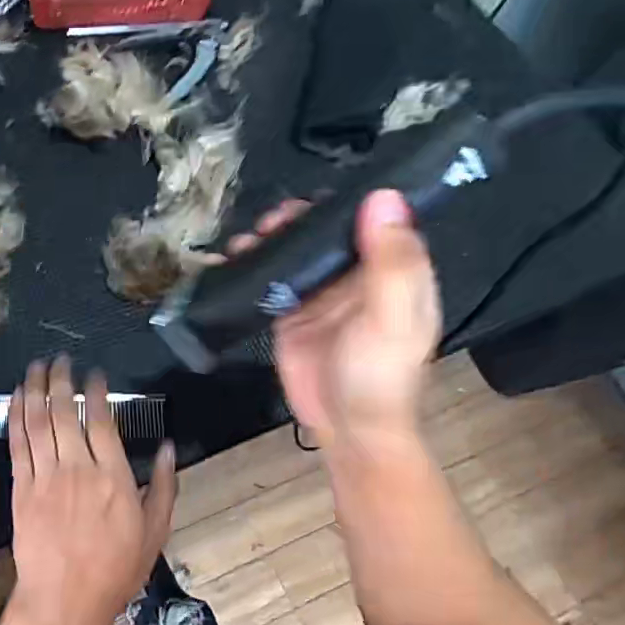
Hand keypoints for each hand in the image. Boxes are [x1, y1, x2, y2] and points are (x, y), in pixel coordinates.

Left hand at [4, 356, 176, 624]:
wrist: (64, 600)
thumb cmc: (115, 570)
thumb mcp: (154, 532)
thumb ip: (165, 487)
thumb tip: (171, 449)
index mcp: (113, 476)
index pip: (102, 420)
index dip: (96, 391)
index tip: (94, 375)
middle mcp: (77, 468)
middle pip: (65, 412)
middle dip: (62, 380)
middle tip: (61, 360)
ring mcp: (45, 477)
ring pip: (38, 421)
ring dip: (36, 389)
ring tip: (37, 367)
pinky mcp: (21, 489)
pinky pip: (18, 444)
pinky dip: (17, 417)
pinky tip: (17, 398)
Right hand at [225, 190, 439, 450]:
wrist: (347, 428)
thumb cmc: (380, 375)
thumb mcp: (394, 316)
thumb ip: (391, 261)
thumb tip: (382, 196)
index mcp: (391, 269)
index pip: (371, 219)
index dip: (344, 201)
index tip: (312, 196)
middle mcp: (354, 275)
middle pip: (324, 231)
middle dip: (296, 219)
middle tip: (271, 221)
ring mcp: (319, 294)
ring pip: (294, 251)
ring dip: (271, 238)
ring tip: (248, 239)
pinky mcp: (289, 313)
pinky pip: (269, 280)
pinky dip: (250, 266)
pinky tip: (231, 258)